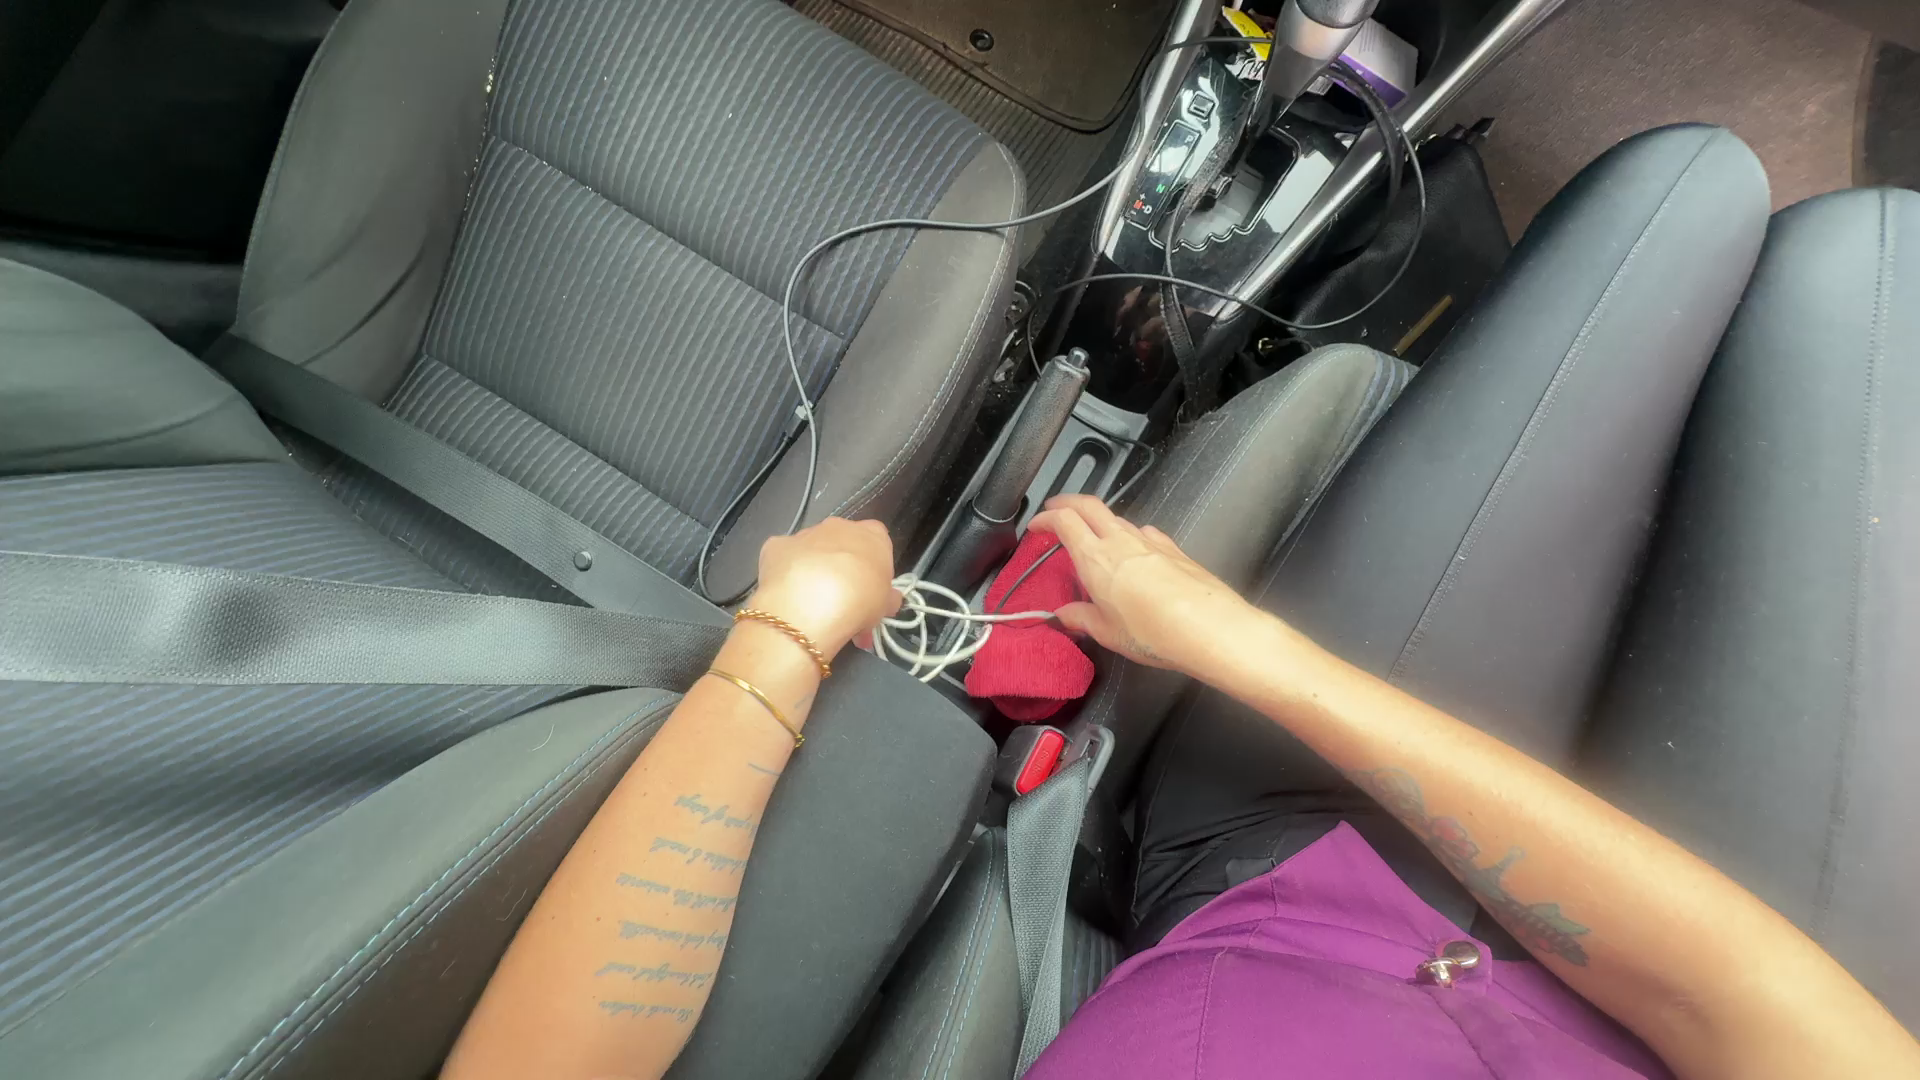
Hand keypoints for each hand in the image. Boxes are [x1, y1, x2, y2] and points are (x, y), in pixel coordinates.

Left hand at [745, 518, 901, 657]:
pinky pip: (785, 558)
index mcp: (872, 535)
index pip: (878, 541)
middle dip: (844, 568)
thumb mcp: (885, 606)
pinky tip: (789, 596)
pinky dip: (787, 573)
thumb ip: (888, 598)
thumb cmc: (860, 600)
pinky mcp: (776, 545)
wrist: (811, 604)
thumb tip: (889, 600)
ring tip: (813, 607)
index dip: (875, 566)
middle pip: (844, 544)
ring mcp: (805, 533)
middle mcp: (839, 526)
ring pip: (813, 550)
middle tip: (844, 603)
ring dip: (815, 571)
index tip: (871, 591)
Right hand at [1028, 495, 1260, 678]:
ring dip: (1098, 521)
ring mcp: (1149, 540)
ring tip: (1093, 538)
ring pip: (1116, 518)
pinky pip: (1143, 532)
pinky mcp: (1173, 548)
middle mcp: (1120, 541)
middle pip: (1088, 504)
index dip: (1045, 518)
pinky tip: (1134, 552)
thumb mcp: (1107, 633)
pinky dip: (1129, 534)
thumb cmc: (1153, 632)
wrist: (1210, 628)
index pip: (1064, 521)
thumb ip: (1081, 619)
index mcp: (1095, 558)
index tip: (1036, 527)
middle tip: (1055, 510)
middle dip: (1067, 502)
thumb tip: (1064, 616)